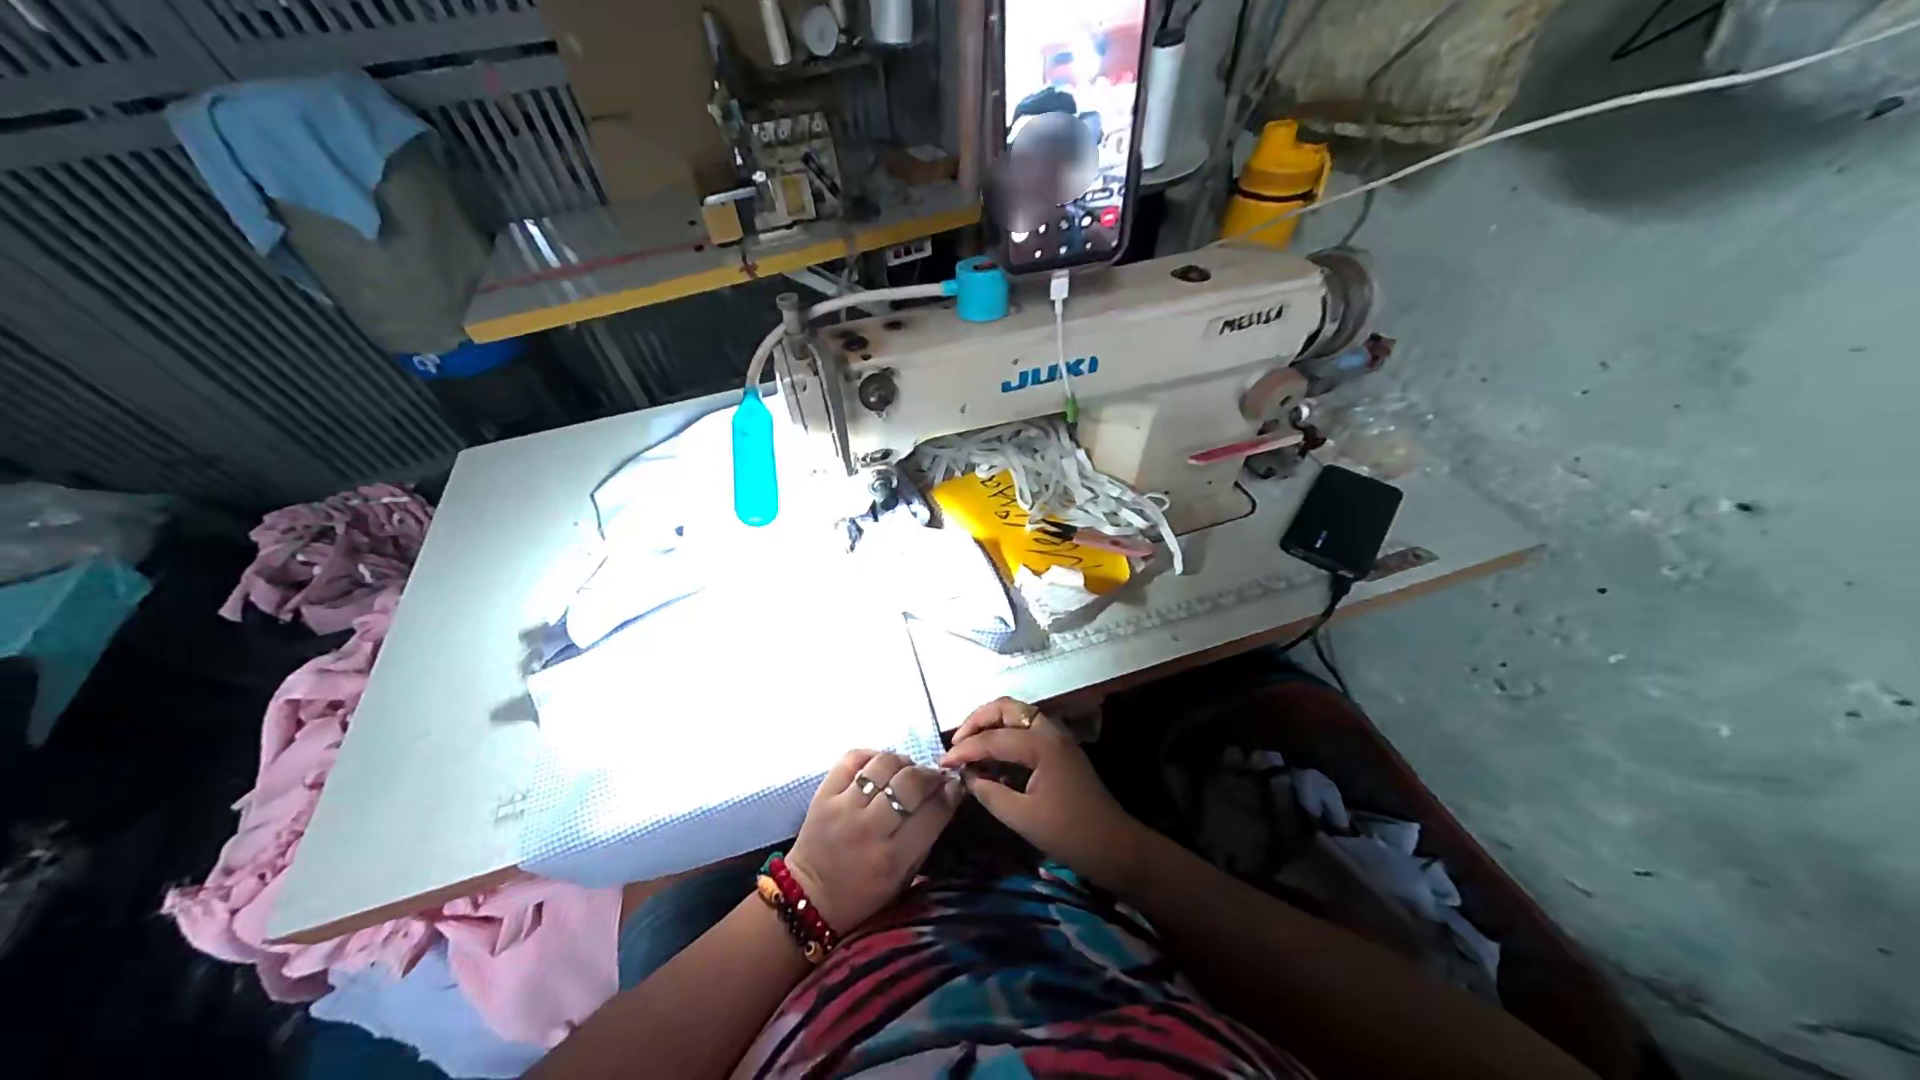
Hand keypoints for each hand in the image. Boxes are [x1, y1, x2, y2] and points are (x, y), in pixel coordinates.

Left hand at [784, 750, 962, 931]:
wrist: (810, 897)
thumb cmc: (864, 893)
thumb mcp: (904, 877)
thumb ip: (926, 837)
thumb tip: (947, 794)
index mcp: (893, 857)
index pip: (934, 811)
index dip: (950, 792)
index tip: (953, 785)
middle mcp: (870, 828)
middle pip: (910, 782)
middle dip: (929, 774)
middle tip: (931, 777)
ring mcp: (844, 808)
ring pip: (883, 764)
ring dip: (902, 762)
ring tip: (904, 770)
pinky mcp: (823, 795)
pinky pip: (853, 759)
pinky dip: (871, 756)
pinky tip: (878, 767)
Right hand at [941, 697, 1150, 890]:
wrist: (1115, 848)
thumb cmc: (1070, 834)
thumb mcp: (1022, 818)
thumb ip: (989, 793)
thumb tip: (967, 777)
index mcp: (1041, 745)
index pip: (992, 738)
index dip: (963, 750)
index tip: (941, 764)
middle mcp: (1050, 732)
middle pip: (1006, 708)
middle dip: (977, 720)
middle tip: (956, 744)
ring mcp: (1057, 739)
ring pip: (1017, 716)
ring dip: (991, 725)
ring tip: (968, 748)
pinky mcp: (1060, 751)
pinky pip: (1026, 731)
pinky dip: (1005, 736)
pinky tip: (991, 759)